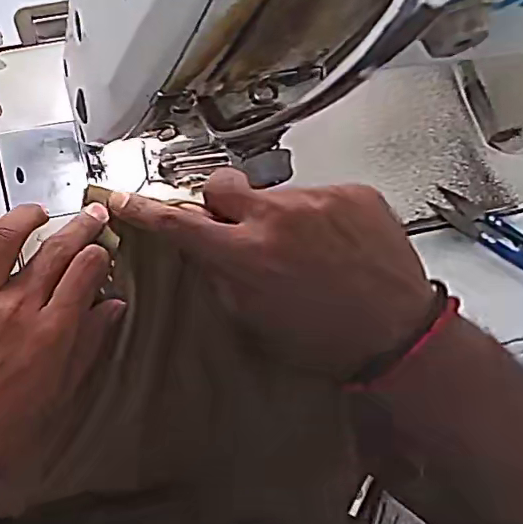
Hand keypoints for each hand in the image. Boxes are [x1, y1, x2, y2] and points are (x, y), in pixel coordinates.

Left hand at [0, 203, 124, 523]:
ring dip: (27, 217)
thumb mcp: (58, 394)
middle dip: (80, 227)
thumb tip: (110, 311)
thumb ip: (87, 345)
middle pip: (55, 249)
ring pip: (5, 237)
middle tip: (89, 219)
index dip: (99, 253)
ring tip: (38, 213)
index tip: (102, 250)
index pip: (85, 270)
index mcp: (49, 334)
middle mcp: (14, 310)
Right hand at [108, 168, 434, 379]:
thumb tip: (203, 250)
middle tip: (232, 225)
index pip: (178, 222)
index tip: (125, 197)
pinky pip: (313, 194)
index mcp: (246, 255)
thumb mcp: (250, 318)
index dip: (143, 209)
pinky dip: (312, 215)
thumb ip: (219, 276)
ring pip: (270, 193)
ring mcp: (317, 201)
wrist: (397, 334)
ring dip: (273, 215)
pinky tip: (328, 243)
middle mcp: (278, 220)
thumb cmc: (325, 338)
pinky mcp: (351, 193)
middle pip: (220, 184)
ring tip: (300, 248)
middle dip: (217, 202)